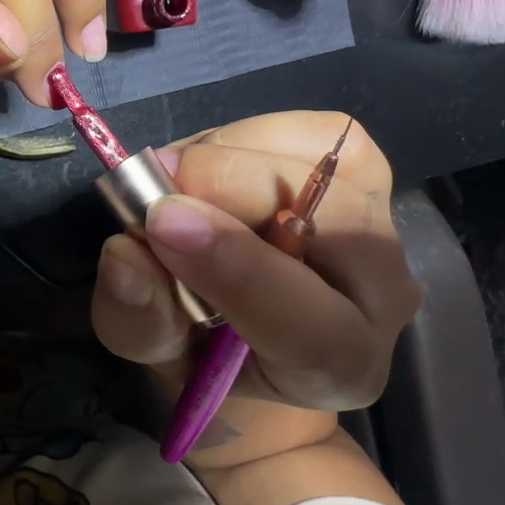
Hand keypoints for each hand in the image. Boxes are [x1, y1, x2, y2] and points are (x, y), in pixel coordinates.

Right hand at [89, 113, 422, 412]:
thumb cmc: (194, 347)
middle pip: (343, 224)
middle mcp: (380, 301)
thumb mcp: (148, 349)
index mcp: (334, 369)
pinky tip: (211, 163)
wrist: (238, 326)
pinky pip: (322, 134)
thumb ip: (137, 316)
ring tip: (175, 178)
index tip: (162, 222)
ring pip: (330, 168)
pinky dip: (255, 135)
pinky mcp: (366, 178)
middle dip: (239, 187)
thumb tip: (123, 255)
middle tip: (157, 179)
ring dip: (237, 157)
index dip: (239, 268)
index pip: (316, 327)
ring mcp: (381, 231)